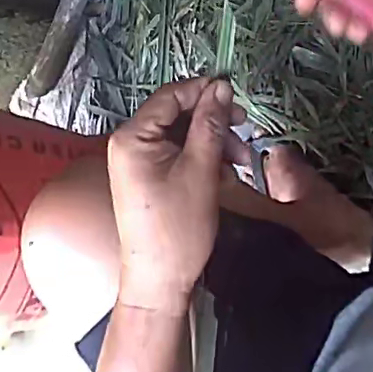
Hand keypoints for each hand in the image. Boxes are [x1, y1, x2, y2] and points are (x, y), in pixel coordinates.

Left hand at [107, 77, 247, 312]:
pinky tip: (226, 170)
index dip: (204, 90)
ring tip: (241, 157)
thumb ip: (211, 123)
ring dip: (213, 139)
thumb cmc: (178, 227)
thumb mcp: (200, 170)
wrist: (160, 284)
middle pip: (177, 113)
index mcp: (132, 137)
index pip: (170, 96)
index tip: (235, 94)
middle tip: (243, 125)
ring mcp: (138, 159)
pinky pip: (178, 151)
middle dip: (213, 119)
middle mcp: (129, 142)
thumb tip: (222, 87)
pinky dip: (203, 155)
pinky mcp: (149, 174)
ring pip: (182, 132)